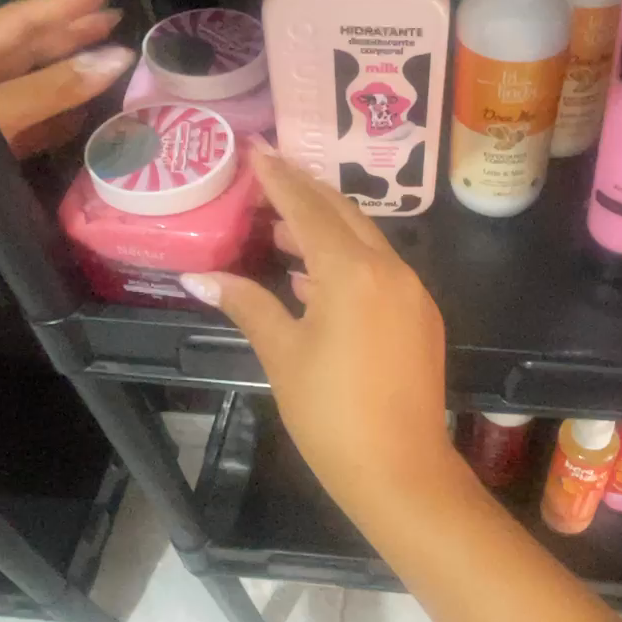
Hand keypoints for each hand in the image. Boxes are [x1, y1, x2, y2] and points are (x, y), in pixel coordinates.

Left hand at [0, 0, 135, 277]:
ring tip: (112, 67)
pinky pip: (34, 132)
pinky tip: (87, 121)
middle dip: (70, 36)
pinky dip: (61, 124)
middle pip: (27, 52)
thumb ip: (52, 89)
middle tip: (115, 22)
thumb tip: (118, 59)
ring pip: (34, 92)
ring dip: (71, 80)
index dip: (61, 5)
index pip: (18, 22)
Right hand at [180, 150, 461, 517]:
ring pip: (366, 243)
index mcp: (353, 271)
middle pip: (344, 216)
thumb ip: (246, 305)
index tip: (256, 150)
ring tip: (281, 230)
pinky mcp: (422, 318)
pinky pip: (382, 273)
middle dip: (306, 194)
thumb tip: (198, 277)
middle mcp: (390, 269)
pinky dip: (349, 263)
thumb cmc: (331, 414)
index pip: (309, 209)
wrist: (401, 470)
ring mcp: (413, 293)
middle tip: (268, 178)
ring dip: (327, 231)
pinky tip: (316, 278)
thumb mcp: (282, 355)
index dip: (279, 179)